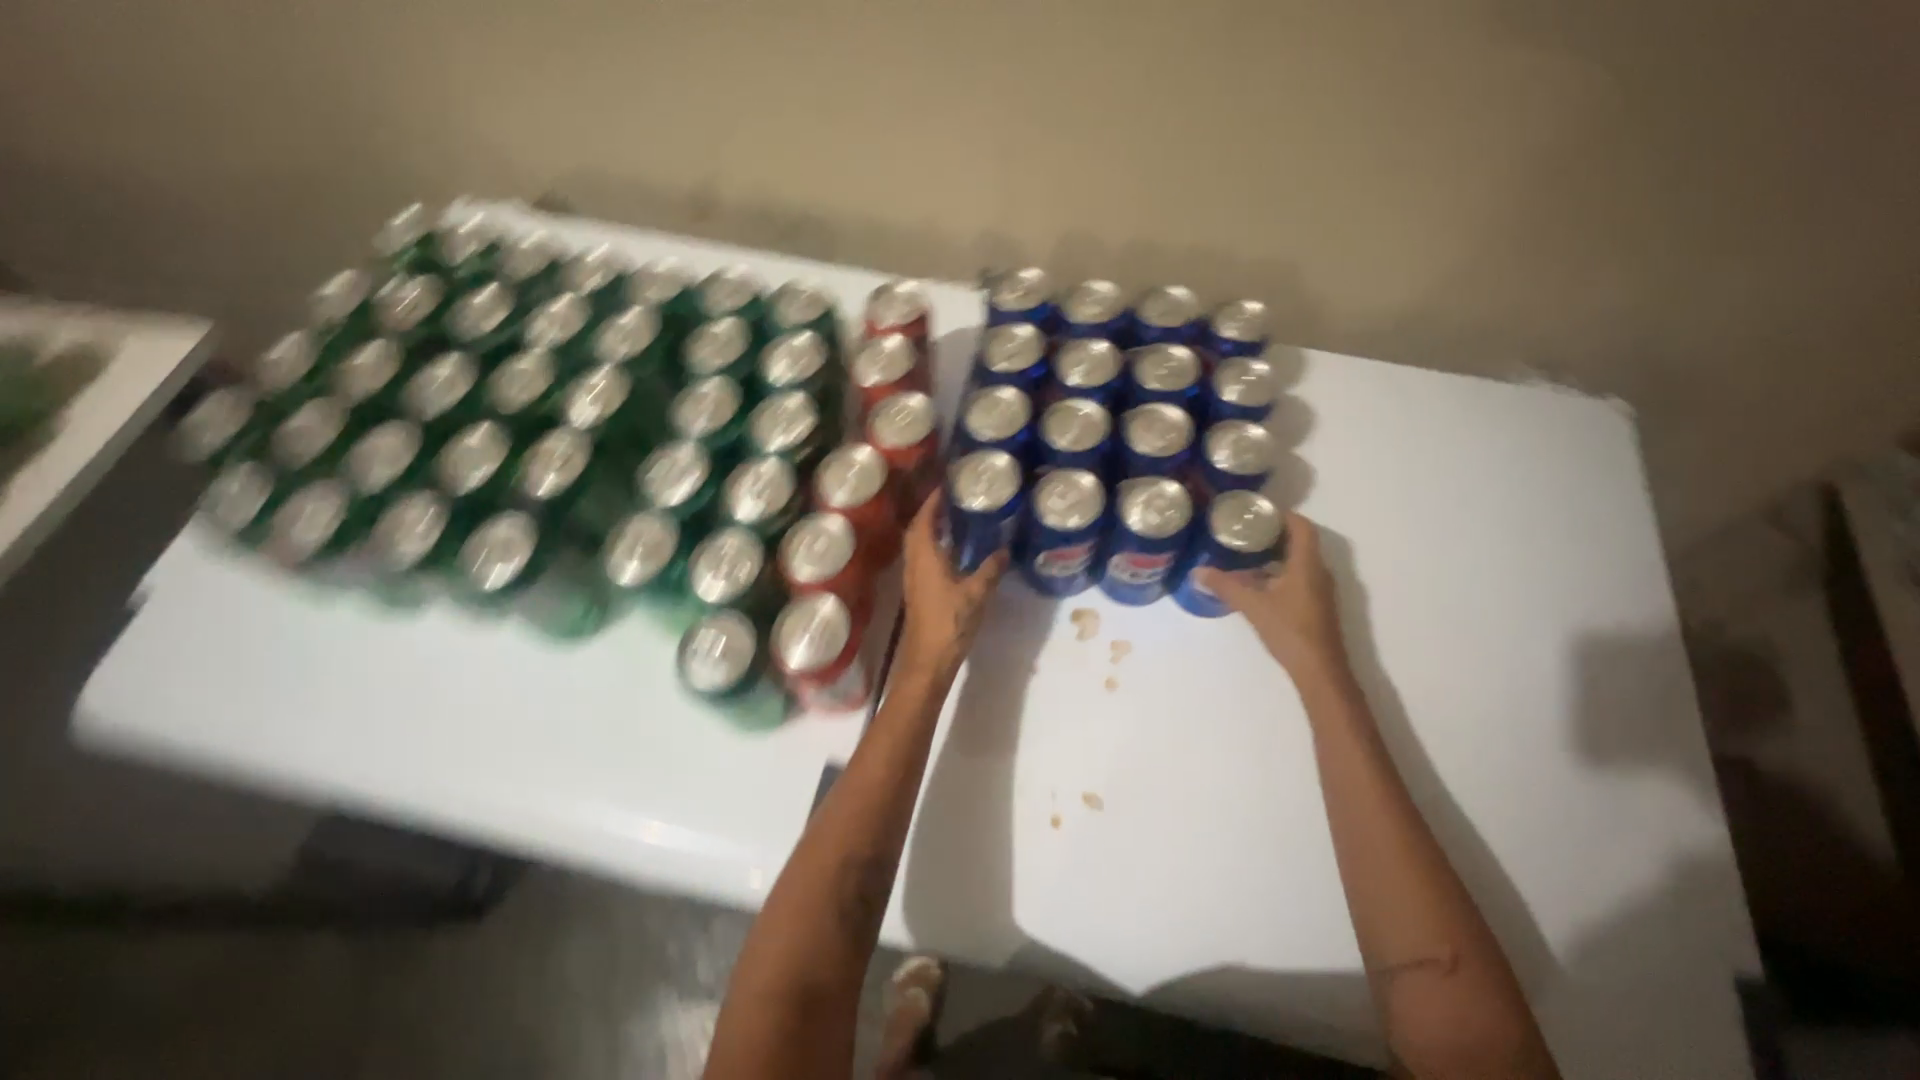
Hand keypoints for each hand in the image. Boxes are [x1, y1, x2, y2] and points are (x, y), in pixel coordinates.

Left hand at [898, 489, 1007, 671]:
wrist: (928, 659)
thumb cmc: (950, 622)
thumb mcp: (977, 593)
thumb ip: (990, 569)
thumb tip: (1005, 550)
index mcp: (925, 557)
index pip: (924, 519)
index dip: (933, 501)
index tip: (946, 485)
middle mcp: (914, 563)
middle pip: (916, 529)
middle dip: (930, 512)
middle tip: (951, 500)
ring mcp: (913, 578)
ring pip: (917, 545)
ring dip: (930, 529)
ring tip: (953, 519)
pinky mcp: (918, 591)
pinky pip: (922, 559)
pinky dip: (933, 547)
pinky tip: (952, 551)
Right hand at [1194, 512, 1348, 681]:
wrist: (1319, 670)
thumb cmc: (1290, 631)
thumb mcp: (1253, 606)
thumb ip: (1226, 586)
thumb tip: (1198, 572)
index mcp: (1307, 564)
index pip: (1301, 526)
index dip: (1282, 514)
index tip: (1257, 511)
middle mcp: (1319, 571)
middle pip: (1301, 541)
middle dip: (1274, 533)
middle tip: (1245, 530)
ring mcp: (1320, 590)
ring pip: (1300, 561)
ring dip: (1277, 554)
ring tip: (1246, 553)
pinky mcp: (1317, 606)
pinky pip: (1299, 577)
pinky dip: (1280, 572)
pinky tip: (1258, 583)